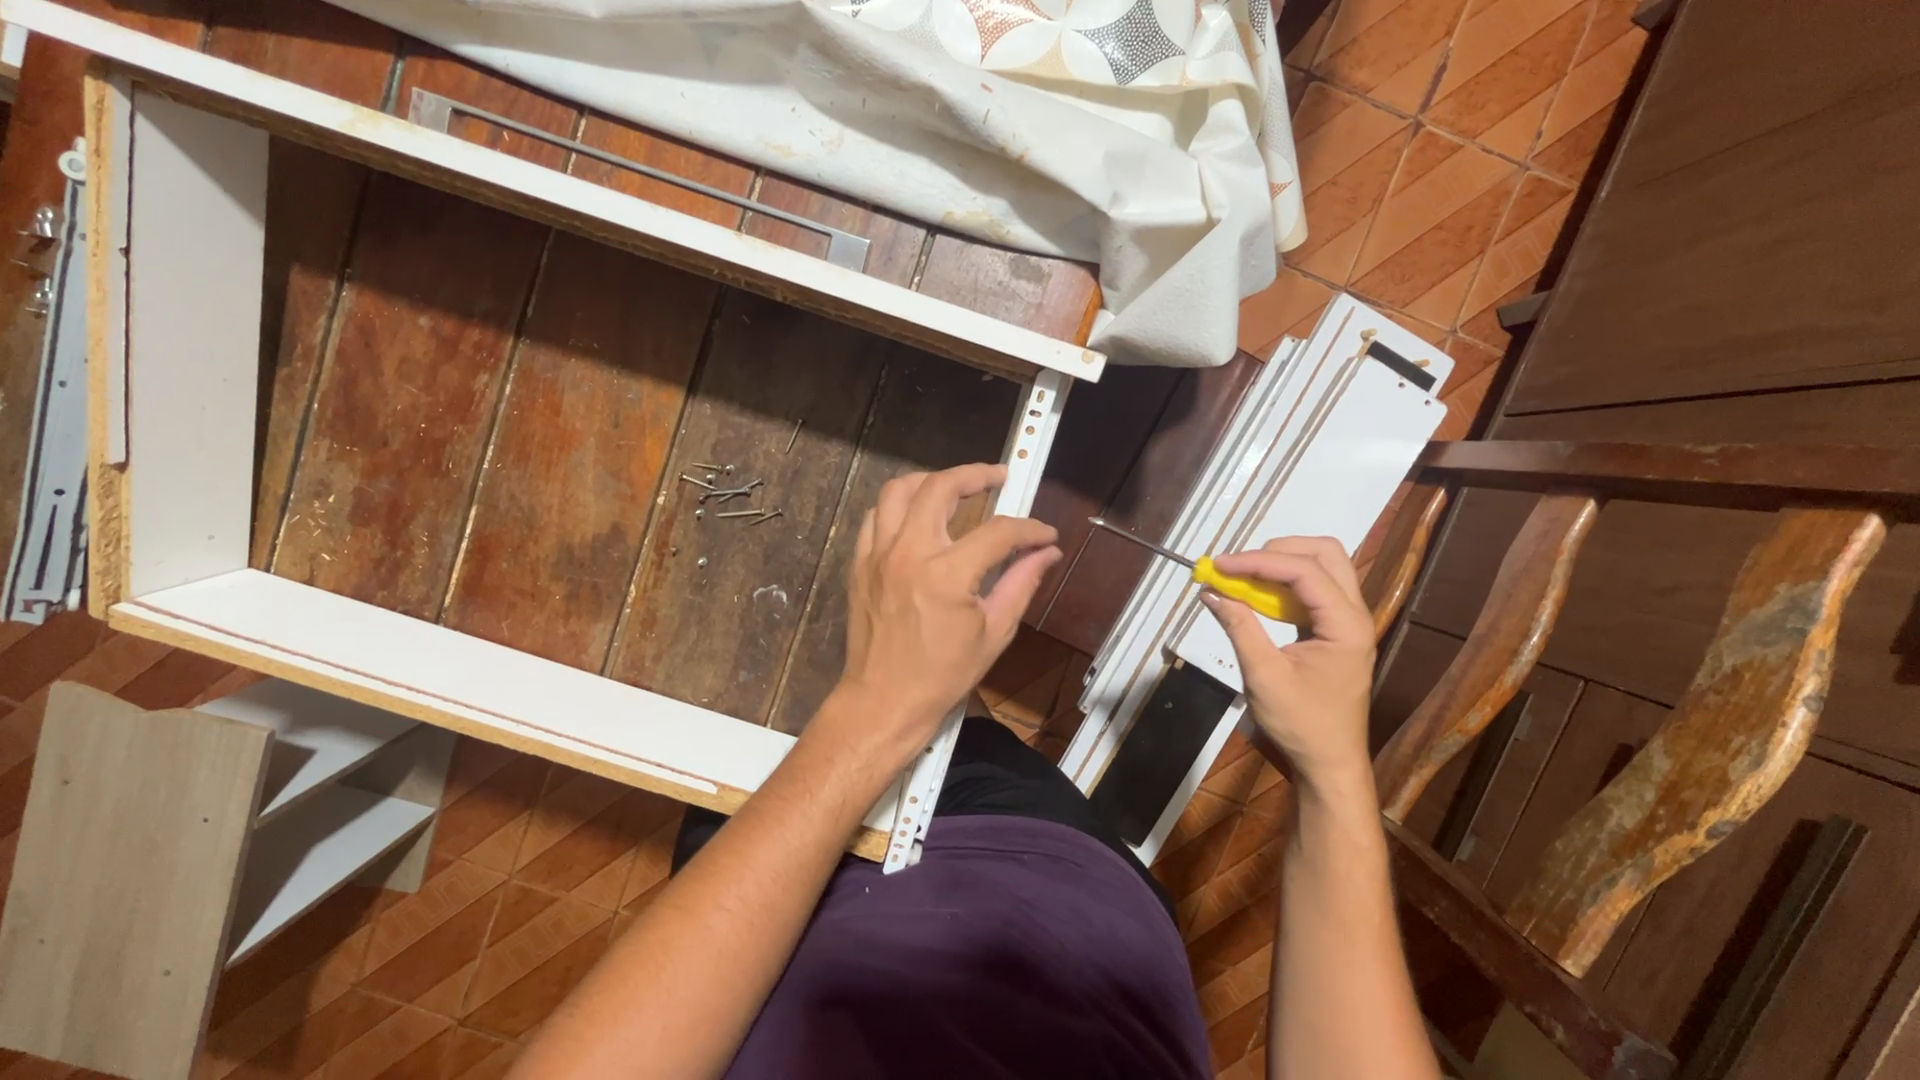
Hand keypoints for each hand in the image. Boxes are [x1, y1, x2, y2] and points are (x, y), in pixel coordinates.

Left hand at [835, 464, 1061, 758]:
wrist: (884, 700)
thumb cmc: (942, 675)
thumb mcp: (994, 633)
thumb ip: (1021, 584)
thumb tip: (1047, 553)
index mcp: (947, 575)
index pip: (998, 532)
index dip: (1028, 529)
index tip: (1044, 534)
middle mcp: (909, 554)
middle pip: (940, 487)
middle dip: (975, 475)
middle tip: (998, 477)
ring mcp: (877, 556)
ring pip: (898, 491)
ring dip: (930, 481)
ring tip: (954, 486)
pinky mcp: (859, 564)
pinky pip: (875, 517)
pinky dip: (899, 508)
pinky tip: (917, 516)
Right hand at [1201, 537, 1374, 789]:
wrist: (1329, 762)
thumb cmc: (1300, 724)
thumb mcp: (1263, 676)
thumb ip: (1239, 627)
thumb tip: (1211, 592)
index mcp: (1346, 625)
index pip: (1304, 571)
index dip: (1258, 561)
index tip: (1219, 565)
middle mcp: (1356, 614)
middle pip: (1325, 553)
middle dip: (1278, 550)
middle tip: (1238, 566)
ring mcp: (1349, 621)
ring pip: (1324, 566)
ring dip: (1283, 562)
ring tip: (1244, 576)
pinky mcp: (1337, 630)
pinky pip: (1316, 589)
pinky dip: (1286, 582)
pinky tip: (1258, 595)